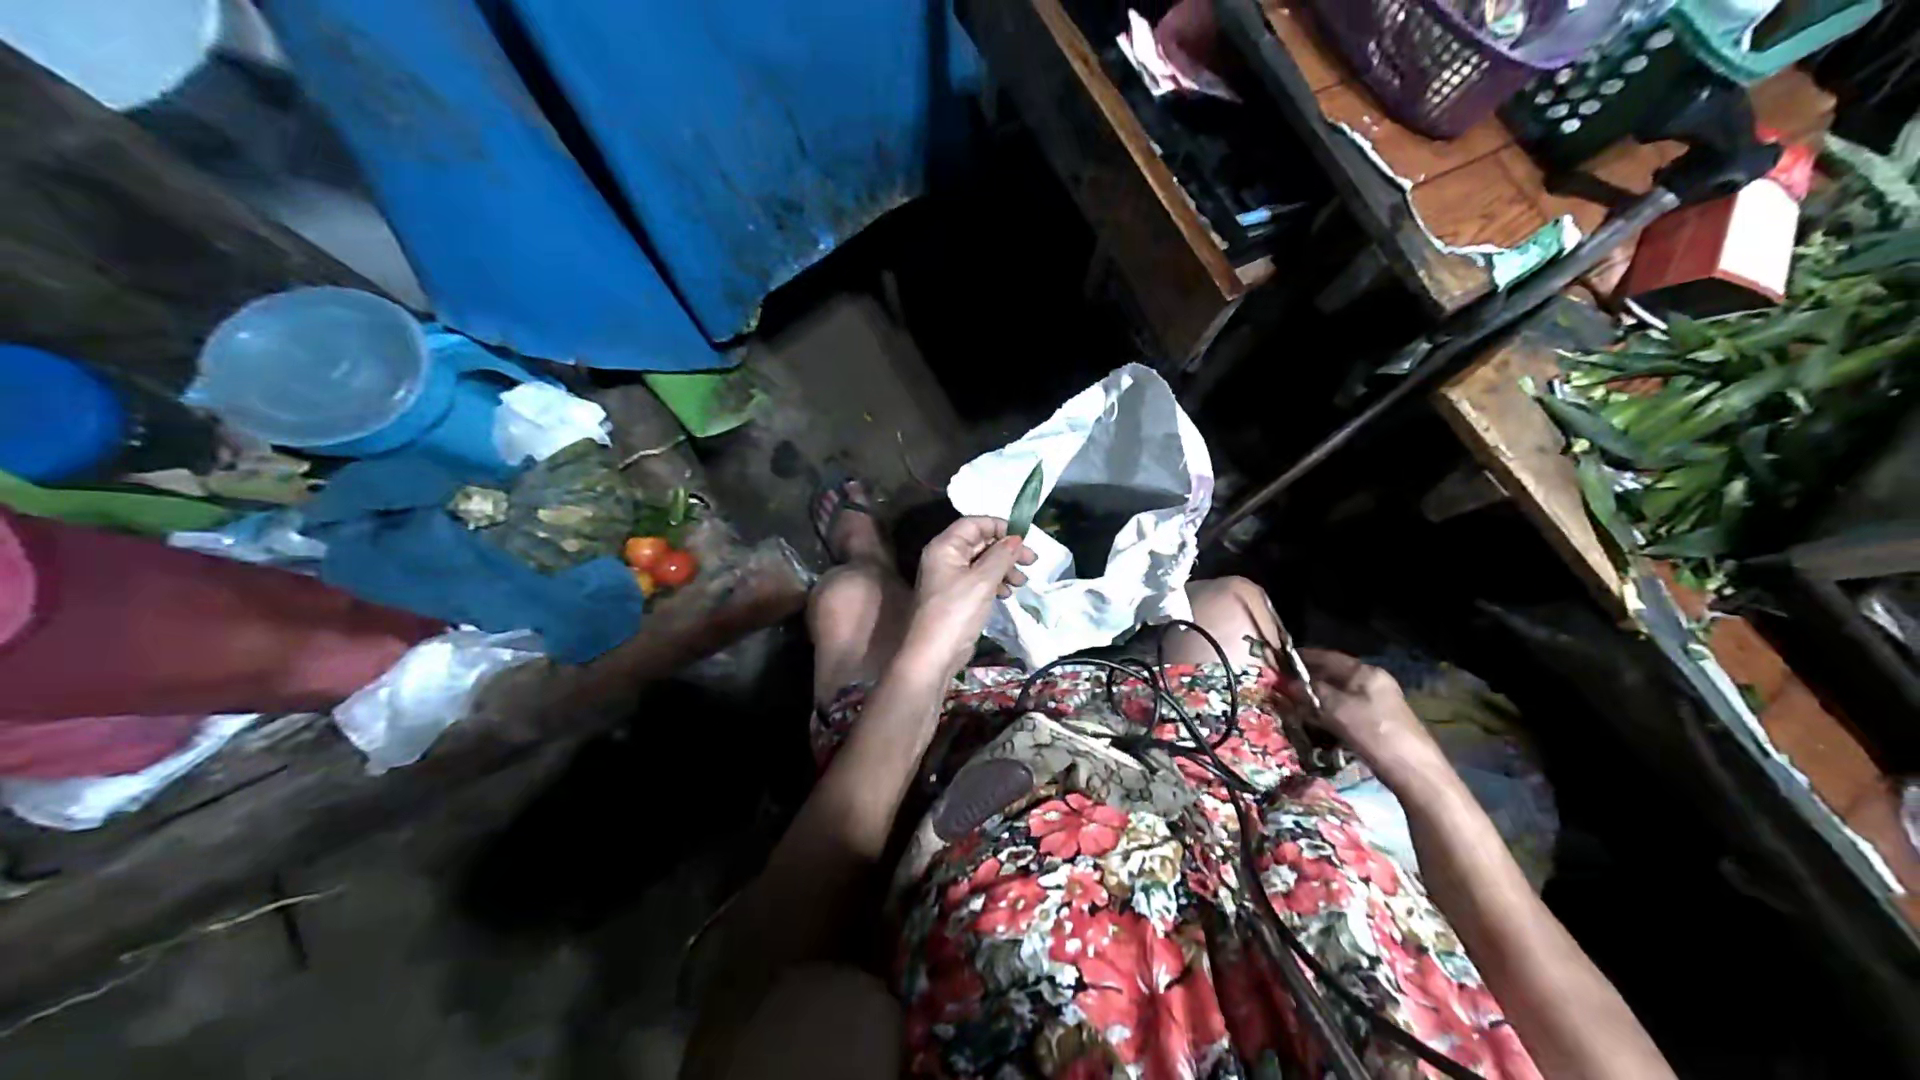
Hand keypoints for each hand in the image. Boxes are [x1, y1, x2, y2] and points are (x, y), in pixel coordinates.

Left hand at [902, 517, 1035, 677]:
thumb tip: (1016, 538)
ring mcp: (949, 578)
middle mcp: (944, 557)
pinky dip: (995, 582)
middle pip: (979, 542)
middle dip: (1006, 550)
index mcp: (945, 546)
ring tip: (1021, 582)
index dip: (999, 526)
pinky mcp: (955, 596)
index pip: (974, 523)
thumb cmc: (956, 612)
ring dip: (1004, 568)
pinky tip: (1007, 593)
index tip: (1023, 539)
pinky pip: (978, 580)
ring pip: (981, 562)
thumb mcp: (983, 580)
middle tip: (1031, 562)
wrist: (933, 654)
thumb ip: (1002, 555)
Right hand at [1296, 649, 1445, 787]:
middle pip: (1333, 675)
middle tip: (1283, 688)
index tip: (1279, 662)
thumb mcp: (1335, 709)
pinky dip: (1329, 713)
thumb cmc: (1372, 732)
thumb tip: (1287, 683)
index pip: (1327, 656)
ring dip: (1317, 699)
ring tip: (1295, 707)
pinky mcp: (1379, 721)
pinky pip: (1346, 710)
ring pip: (1338, 694)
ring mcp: (1378, 702)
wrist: (1413, 770)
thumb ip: (1309, 692)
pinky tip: (1317, 724)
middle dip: (1308, 681)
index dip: (1302, 658)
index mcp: (1365, 672)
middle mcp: (1373, 681)